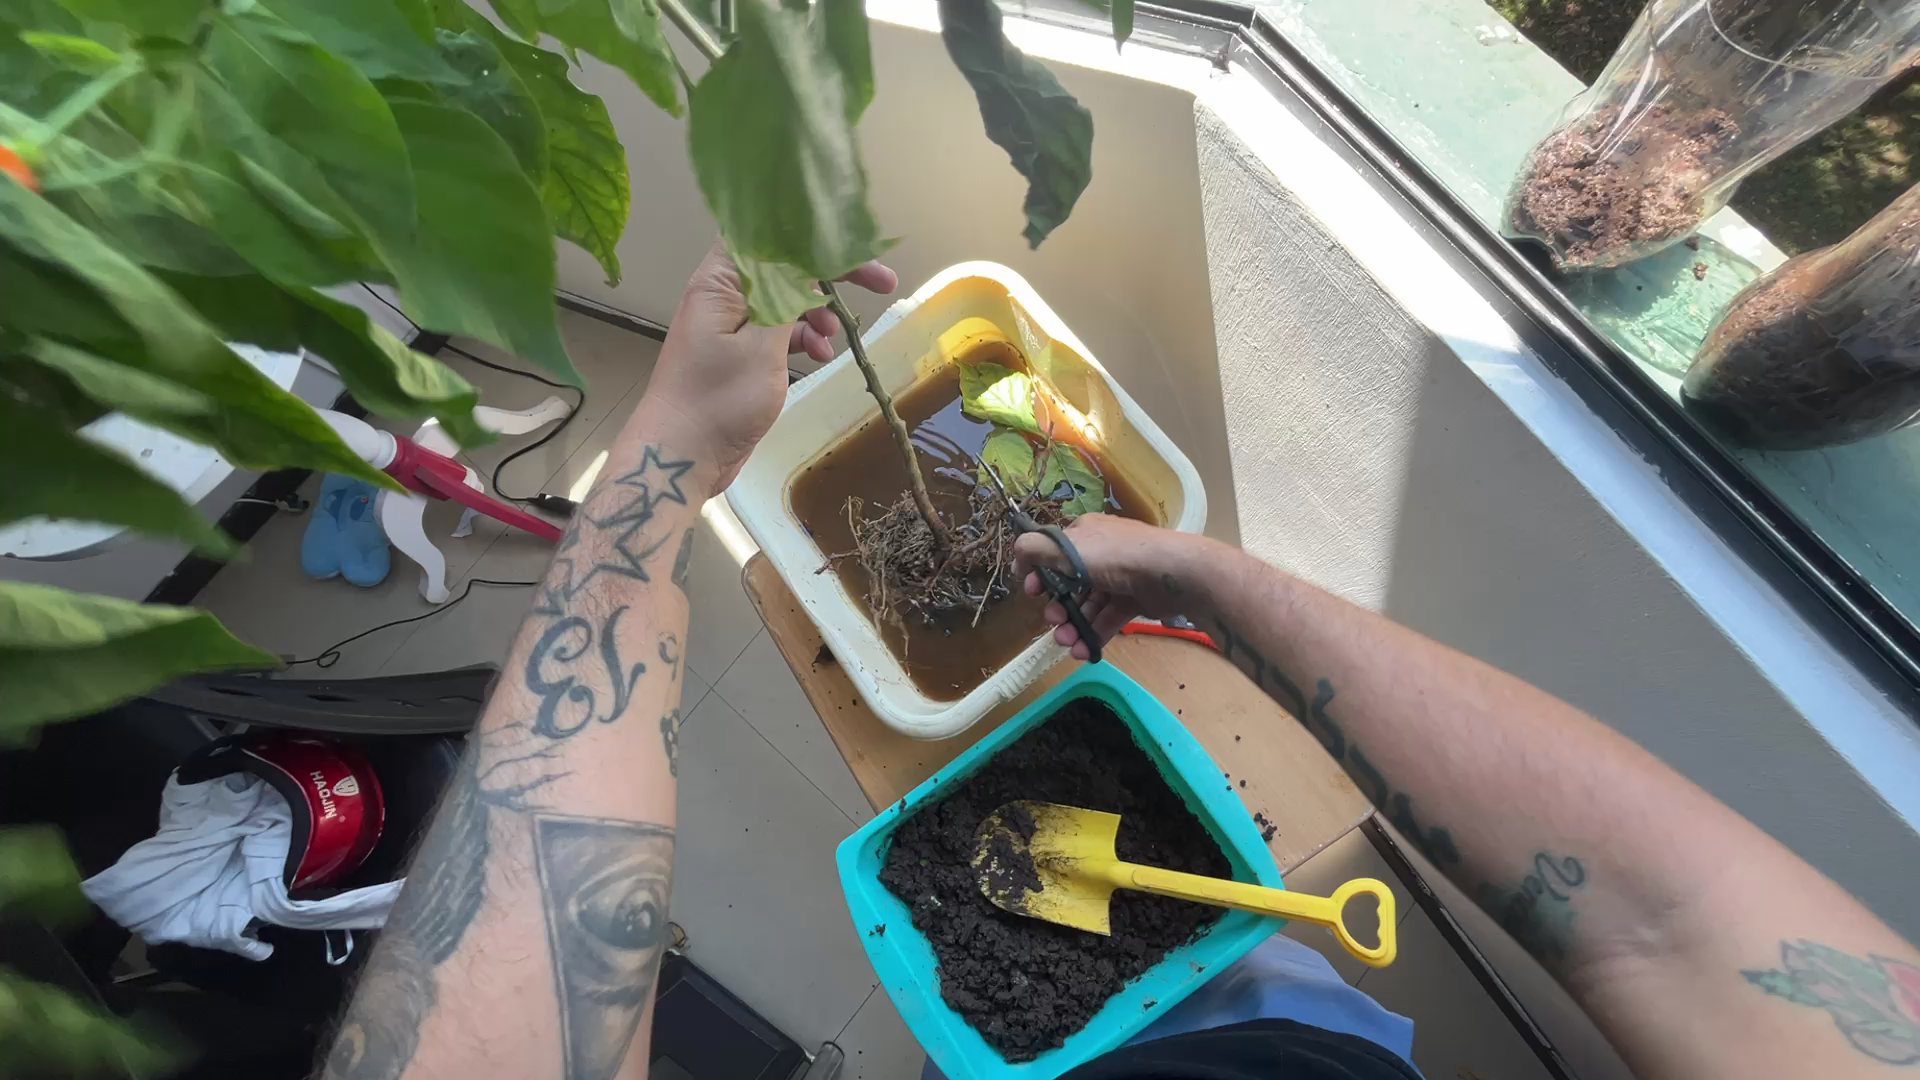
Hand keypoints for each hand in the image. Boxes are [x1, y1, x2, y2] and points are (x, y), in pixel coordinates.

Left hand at [641, 242, 897, 491]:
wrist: (683, 454)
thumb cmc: (718, 400)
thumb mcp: (760, 348)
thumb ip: (785, 302)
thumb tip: (806, 270)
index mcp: (720, 281)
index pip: (771, 236)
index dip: (815, 236)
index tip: (856, 248)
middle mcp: (726, 295)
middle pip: (786, 267)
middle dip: (832, 276)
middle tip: (882, 283)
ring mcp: (734, 326)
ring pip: (788, 302)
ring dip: (819, 314)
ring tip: (837, 337)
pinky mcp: (743, 354)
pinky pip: (781, 333)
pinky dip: (805, 340)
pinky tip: (821, 355)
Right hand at [1011, 514, 1215, 660]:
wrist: (1170, 572)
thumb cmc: (1114, 555)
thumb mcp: (1065, 547)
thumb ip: (1032, 549)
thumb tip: (1019, 562)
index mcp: (1084, 533)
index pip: (1053, 553)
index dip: (1038, 574)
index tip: (1030, 593)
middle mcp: (1100, 552)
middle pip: (1069, 583)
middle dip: (1057, 607)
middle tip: (1053, 623)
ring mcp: (1119, 577)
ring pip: (1088, 605)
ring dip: (1073, 626)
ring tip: (1067, 644)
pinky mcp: (1134, 599)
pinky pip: (1107, 618)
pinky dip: (1093, 635)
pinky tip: (1083, 652)